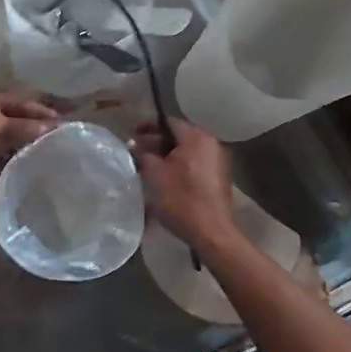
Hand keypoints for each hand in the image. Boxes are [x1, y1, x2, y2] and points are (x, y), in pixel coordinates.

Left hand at [0, 93, 58, 168]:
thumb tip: (53, 127)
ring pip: (9, 134)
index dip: (40, 109)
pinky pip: (1, 149)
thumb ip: (28, 127)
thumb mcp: (4, 128)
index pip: (21, 101)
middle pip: (15, 117)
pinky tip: (25, 159)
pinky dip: (13, 153)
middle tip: (53, 135)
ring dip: (24, 141)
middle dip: (33, 125)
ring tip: (43, 148)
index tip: (58, 120)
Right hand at [131, 119, 236, 249]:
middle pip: (179, 135)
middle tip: (136, 150)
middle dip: (156, 141)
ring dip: (167, 154)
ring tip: (147, 164)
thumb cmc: (180, 199)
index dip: (148, 126)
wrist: (210, 230)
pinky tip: (164, 176)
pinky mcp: (218, 176)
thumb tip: (134, 145)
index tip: (132, 134)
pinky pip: (195, 162)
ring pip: (187, 150)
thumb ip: (142, 155)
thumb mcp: (154, 175)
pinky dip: (179, 165)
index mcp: (196, 137)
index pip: (169, 121)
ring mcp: (217, 160)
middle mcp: (210, 143)